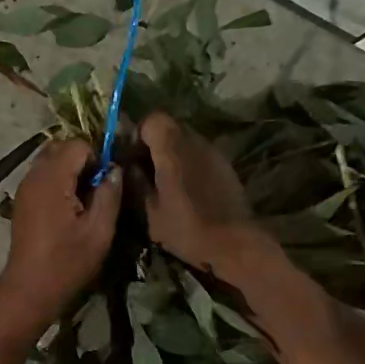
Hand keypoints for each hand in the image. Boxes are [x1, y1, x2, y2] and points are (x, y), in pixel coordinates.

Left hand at [0, 139, 123, 318]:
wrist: (30, 289)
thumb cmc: (67, 261)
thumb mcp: (99, 230)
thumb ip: (109, 194)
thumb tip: (114, 169)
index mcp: (51, 178)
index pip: (77, 144)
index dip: (96, 157)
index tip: (106, 183)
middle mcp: (33, 175)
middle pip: (60, 147)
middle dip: (82, 160)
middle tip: (96, 189)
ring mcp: (24, 187)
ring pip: (49, 160)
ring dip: (69, 171)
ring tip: (84, 200)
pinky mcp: (22, 200)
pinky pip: (42, 176)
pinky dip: (57, 181)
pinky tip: (68, 209)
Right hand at [139, 113, 268, 278]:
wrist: (235, 244)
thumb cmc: (188, 229)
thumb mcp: (152, 212)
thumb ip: (137, 183)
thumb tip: (128, 167)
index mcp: (172, 150)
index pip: (152, 120)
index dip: (137, 133)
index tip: (130, 156)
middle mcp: (194, 142)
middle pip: (170, 126)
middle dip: (153, 142)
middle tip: (144, 168)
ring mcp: (213, 151)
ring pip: (185, 138)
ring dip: (171, 152)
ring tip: (164, 179)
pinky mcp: (225, 164)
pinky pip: (200, 152)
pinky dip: (188, 161)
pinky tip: (186, 187)